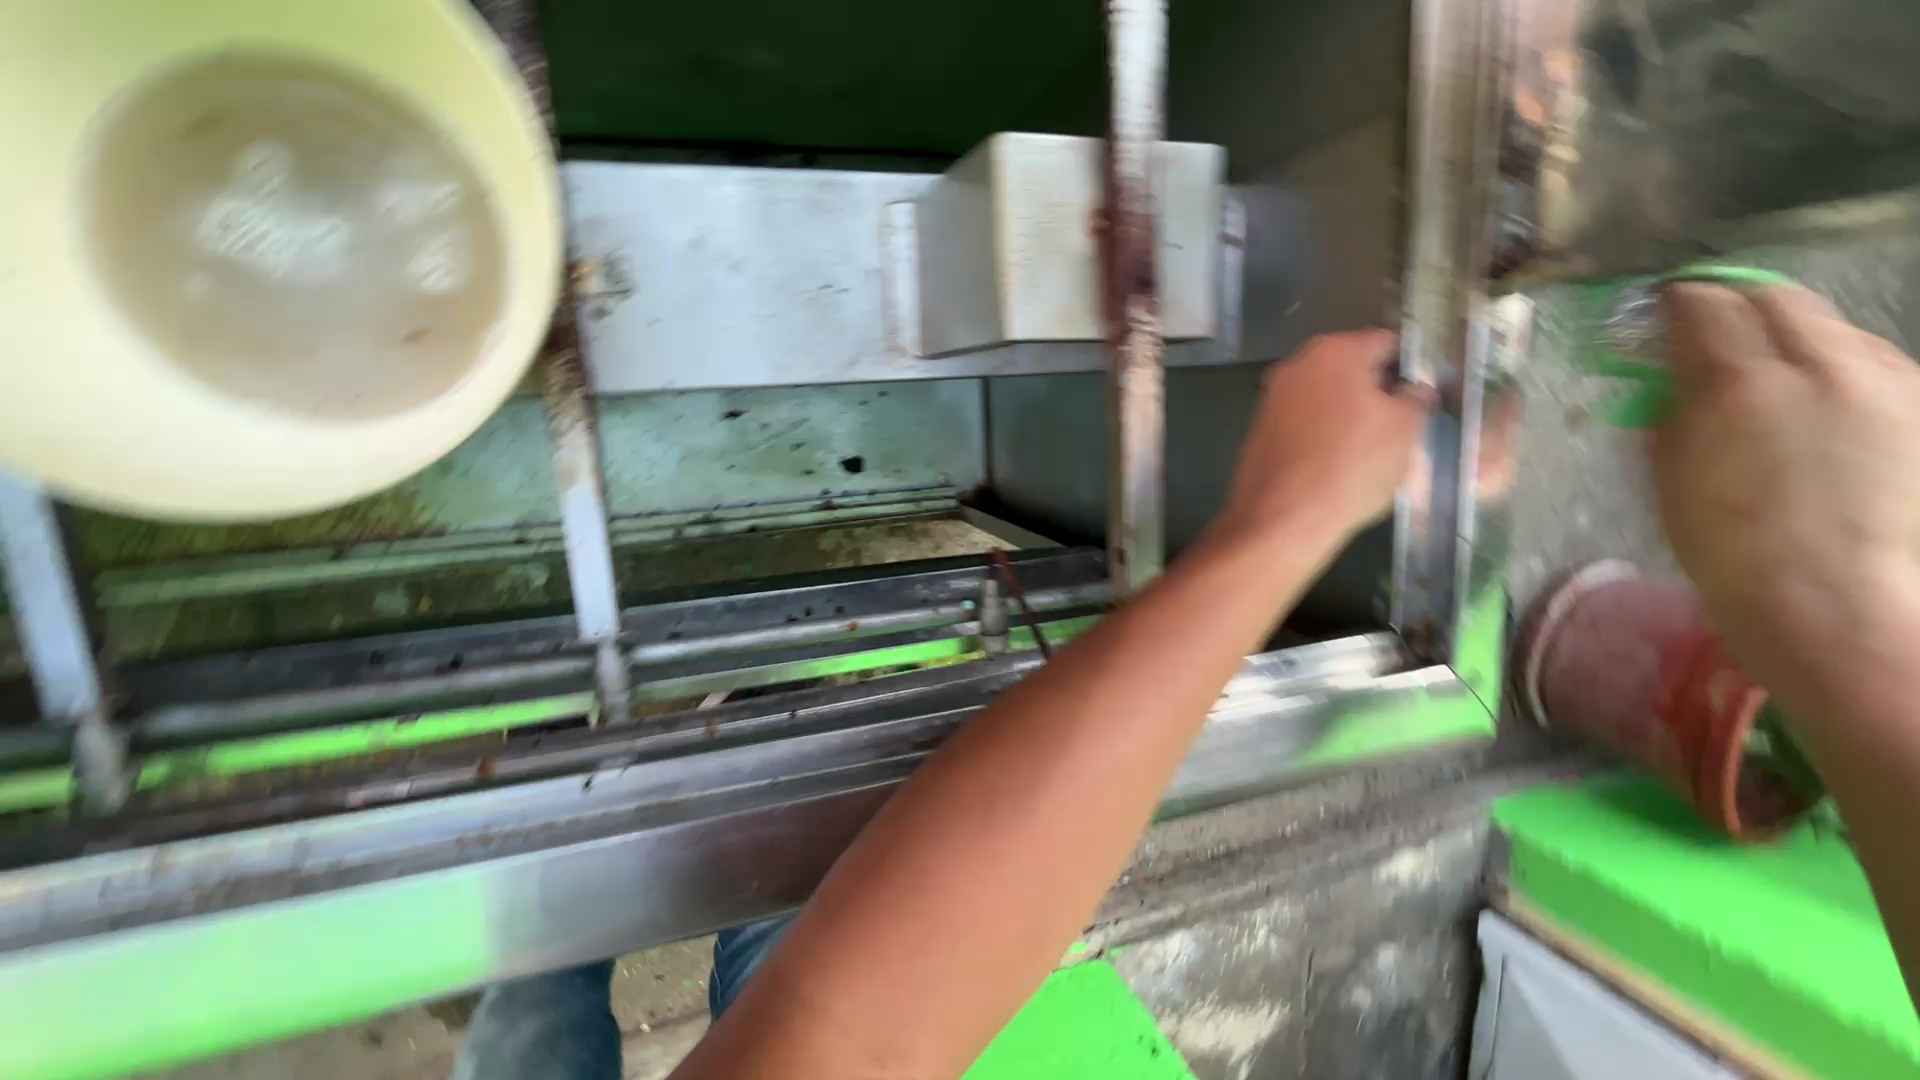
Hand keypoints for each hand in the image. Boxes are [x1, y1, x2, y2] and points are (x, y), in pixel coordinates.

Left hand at [1210, 330, 1430, 550]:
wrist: (1282, 518)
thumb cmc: (1351, 465)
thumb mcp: (1406, 427)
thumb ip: (1417, 397)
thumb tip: (1415, 389)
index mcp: (1333, 351)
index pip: (1388, 343)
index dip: (1414, 367)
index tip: (1429, 394)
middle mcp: (1296, 366)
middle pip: (1353, 370)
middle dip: (1381, 393)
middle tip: (1407, 425)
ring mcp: (1273, 399)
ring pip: (1329, 399)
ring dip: (1354, 416)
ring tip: (1379, 450)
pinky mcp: (1261, 432)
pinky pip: (1307, 424)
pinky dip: (1327, 436)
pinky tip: (1343, 464)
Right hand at [1655, 284, 1919, 703]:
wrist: (1834, 599)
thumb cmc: (1727, 547)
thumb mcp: (1669, 475)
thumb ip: (1669, 411)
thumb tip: (1666, 378)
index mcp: (1739, 385)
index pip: (1704, 306)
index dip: (1674, 301)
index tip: (1655, 310)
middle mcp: (1821, 364)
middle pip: (1774, 297)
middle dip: (1731, 301)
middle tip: (1700, 321)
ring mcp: (1886, 380)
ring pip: (1829, 323)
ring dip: (1784, 330)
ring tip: (1760, 364)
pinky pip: (1868, 357)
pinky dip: (1830, 360)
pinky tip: (1814, 396)